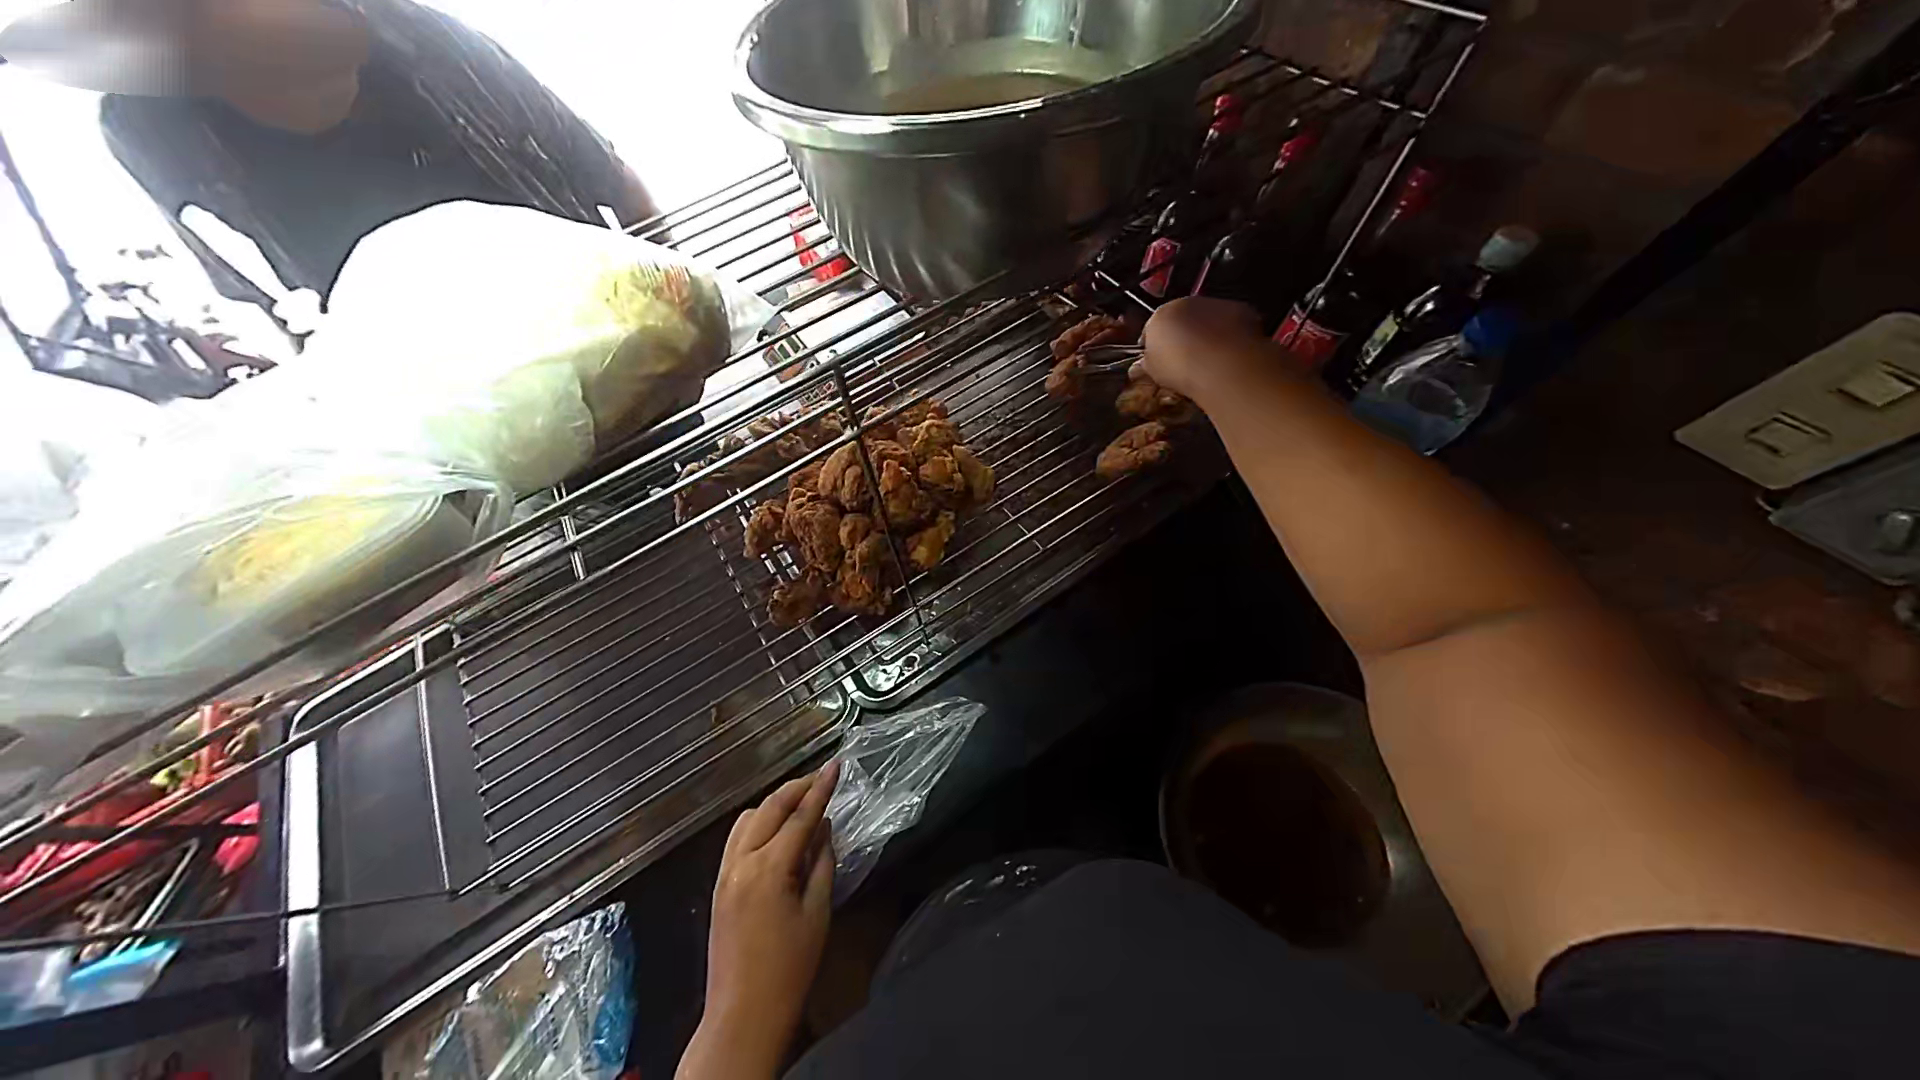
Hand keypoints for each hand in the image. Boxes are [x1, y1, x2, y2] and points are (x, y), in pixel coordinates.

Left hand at [678, 762, 839, 1079]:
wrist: (742, 1015)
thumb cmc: (789, 969)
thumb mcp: (817, 914)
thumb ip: (822, 864)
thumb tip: (824, 829)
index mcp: (768, 869)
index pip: (800, 816)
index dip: (821, 789)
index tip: (836, 765)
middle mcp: (741, 862)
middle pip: (770, 808)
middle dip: (798, 788)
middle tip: (822, 777)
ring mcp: (724, 873)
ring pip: (748, 818)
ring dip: (775, 804)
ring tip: (802, 804)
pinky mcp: (718, 885)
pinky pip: (737, 838)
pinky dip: (758, 823)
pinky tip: (777, 831)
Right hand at [1141, 296, 1272, 401]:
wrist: (1221, 364)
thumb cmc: (1179, 367)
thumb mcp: (1152, 370)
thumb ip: (1147, 362)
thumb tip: (1142, 364)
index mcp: (1160, 314)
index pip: (1152, 327)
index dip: (1154, 345)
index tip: (1158, 361)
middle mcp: (1187, 302)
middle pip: (1181, 318)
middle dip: (1182, 335)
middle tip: (1184, 361)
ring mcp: (1216, 304)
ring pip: (1207, 319)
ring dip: (1207, 334)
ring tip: (1208, 361)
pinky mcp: (1242, 311)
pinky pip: (1231, 324)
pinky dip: (1229, 335)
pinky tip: (1228, 356)